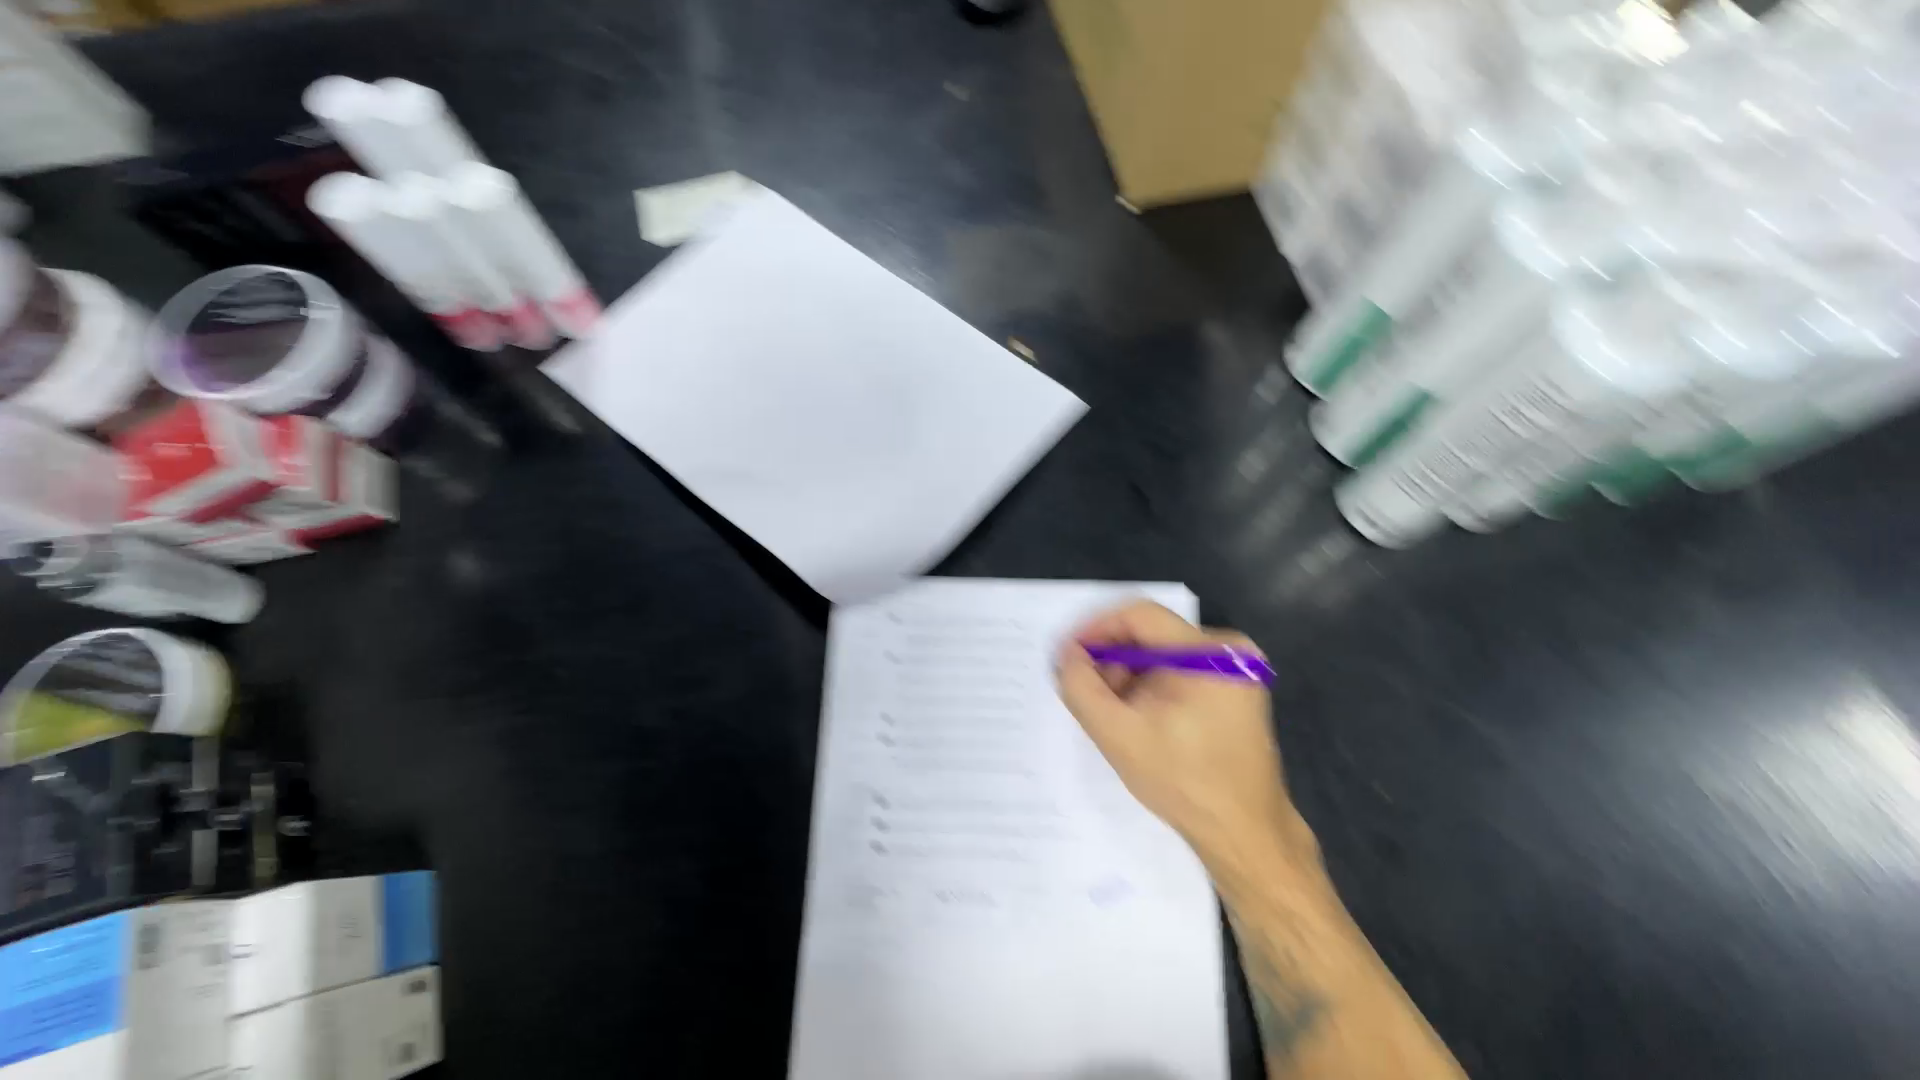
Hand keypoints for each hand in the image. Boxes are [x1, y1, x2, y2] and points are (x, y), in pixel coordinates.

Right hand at [1055, 600, 1312, 873]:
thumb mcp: (1118, 735)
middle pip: (1152, 635)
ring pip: (1164, 657)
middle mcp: (1230, 651)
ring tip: (1113, 716)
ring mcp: (1238, 672)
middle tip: (1088, 696)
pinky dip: (1153, 690)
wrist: (1245, 835)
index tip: (1067, 658)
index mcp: (1210, 652)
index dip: (1095, 630)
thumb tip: (1067, 654)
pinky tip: (1140, 722)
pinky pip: (1182, 674)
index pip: (1138, 615)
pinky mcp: (1237, 693)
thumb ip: (1082, 687)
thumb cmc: (1183, 783)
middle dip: (1112, 661)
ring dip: (1130, 678)